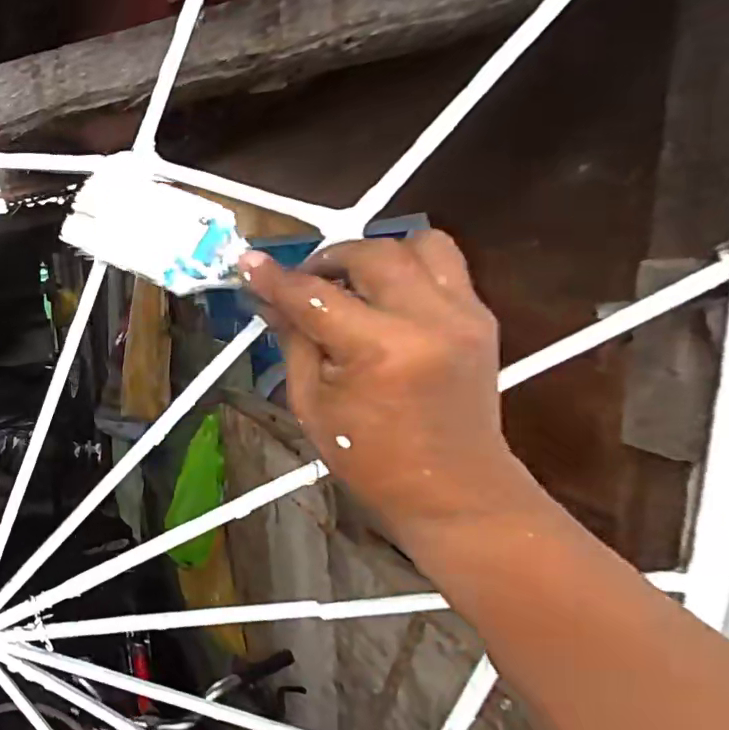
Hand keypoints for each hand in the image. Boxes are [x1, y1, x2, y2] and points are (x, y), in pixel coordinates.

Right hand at [238, 230, 544, 541]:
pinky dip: (405, 269)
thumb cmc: (366, 454)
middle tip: (300, 281)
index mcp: (381, 350)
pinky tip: (379, 297)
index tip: (247, 263)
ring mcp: (465, 314)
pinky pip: (443, 267)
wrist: (449, 485)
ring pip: (421, 244)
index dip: (274, 278)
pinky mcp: (481, 316)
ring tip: (346, 281)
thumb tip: (270, 302)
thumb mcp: (309, 399)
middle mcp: (431, 320)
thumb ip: (293, 340)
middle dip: (327, 259)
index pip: (315, 295)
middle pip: (373, 254)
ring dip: (375, 254)